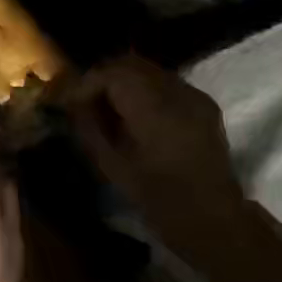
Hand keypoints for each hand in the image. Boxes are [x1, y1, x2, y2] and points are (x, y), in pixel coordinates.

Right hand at [69, 55, 256, 267]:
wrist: (213, 217)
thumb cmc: (158, 197)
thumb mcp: (111, 166)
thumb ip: (88, 128)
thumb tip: (71, 104)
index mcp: (153, 108)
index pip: (111, 74)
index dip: (84, 83)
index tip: (67, 101)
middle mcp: (177, 92)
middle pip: (129, 63)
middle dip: (101, 77)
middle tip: (82, 100)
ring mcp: (194, 95)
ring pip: (147, 70)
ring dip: (122, 81)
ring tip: (106, 106)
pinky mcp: (203, 103)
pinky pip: (164, 82)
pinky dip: (142, 88)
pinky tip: (134, 112)